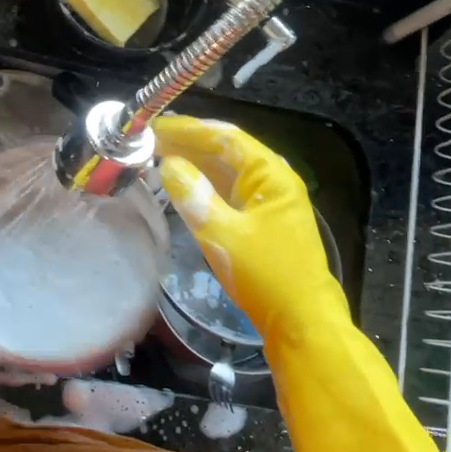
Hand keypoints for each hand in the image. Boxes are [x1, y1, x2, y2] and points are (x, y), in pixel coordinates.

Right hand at [154, 115, 450, 451]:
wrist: (302, 325)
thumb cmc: (266, 278)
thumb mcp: (222, 236)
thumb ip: (192, 197)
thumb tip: (168, 166)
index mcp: (271, 176)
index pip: (225, 136)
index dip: (188, 128)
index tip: (153, 126)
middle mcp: (273, 183)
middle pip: (226, 151)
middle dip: (187, 143)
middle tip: (147, 142)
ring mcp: (269, 205)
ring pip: (226, 173)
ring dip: (194, 165)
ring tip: (156, 160)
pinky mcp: (263, 226)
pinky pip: (228, 194)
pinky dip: (203, 188)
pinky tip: (181, 191)